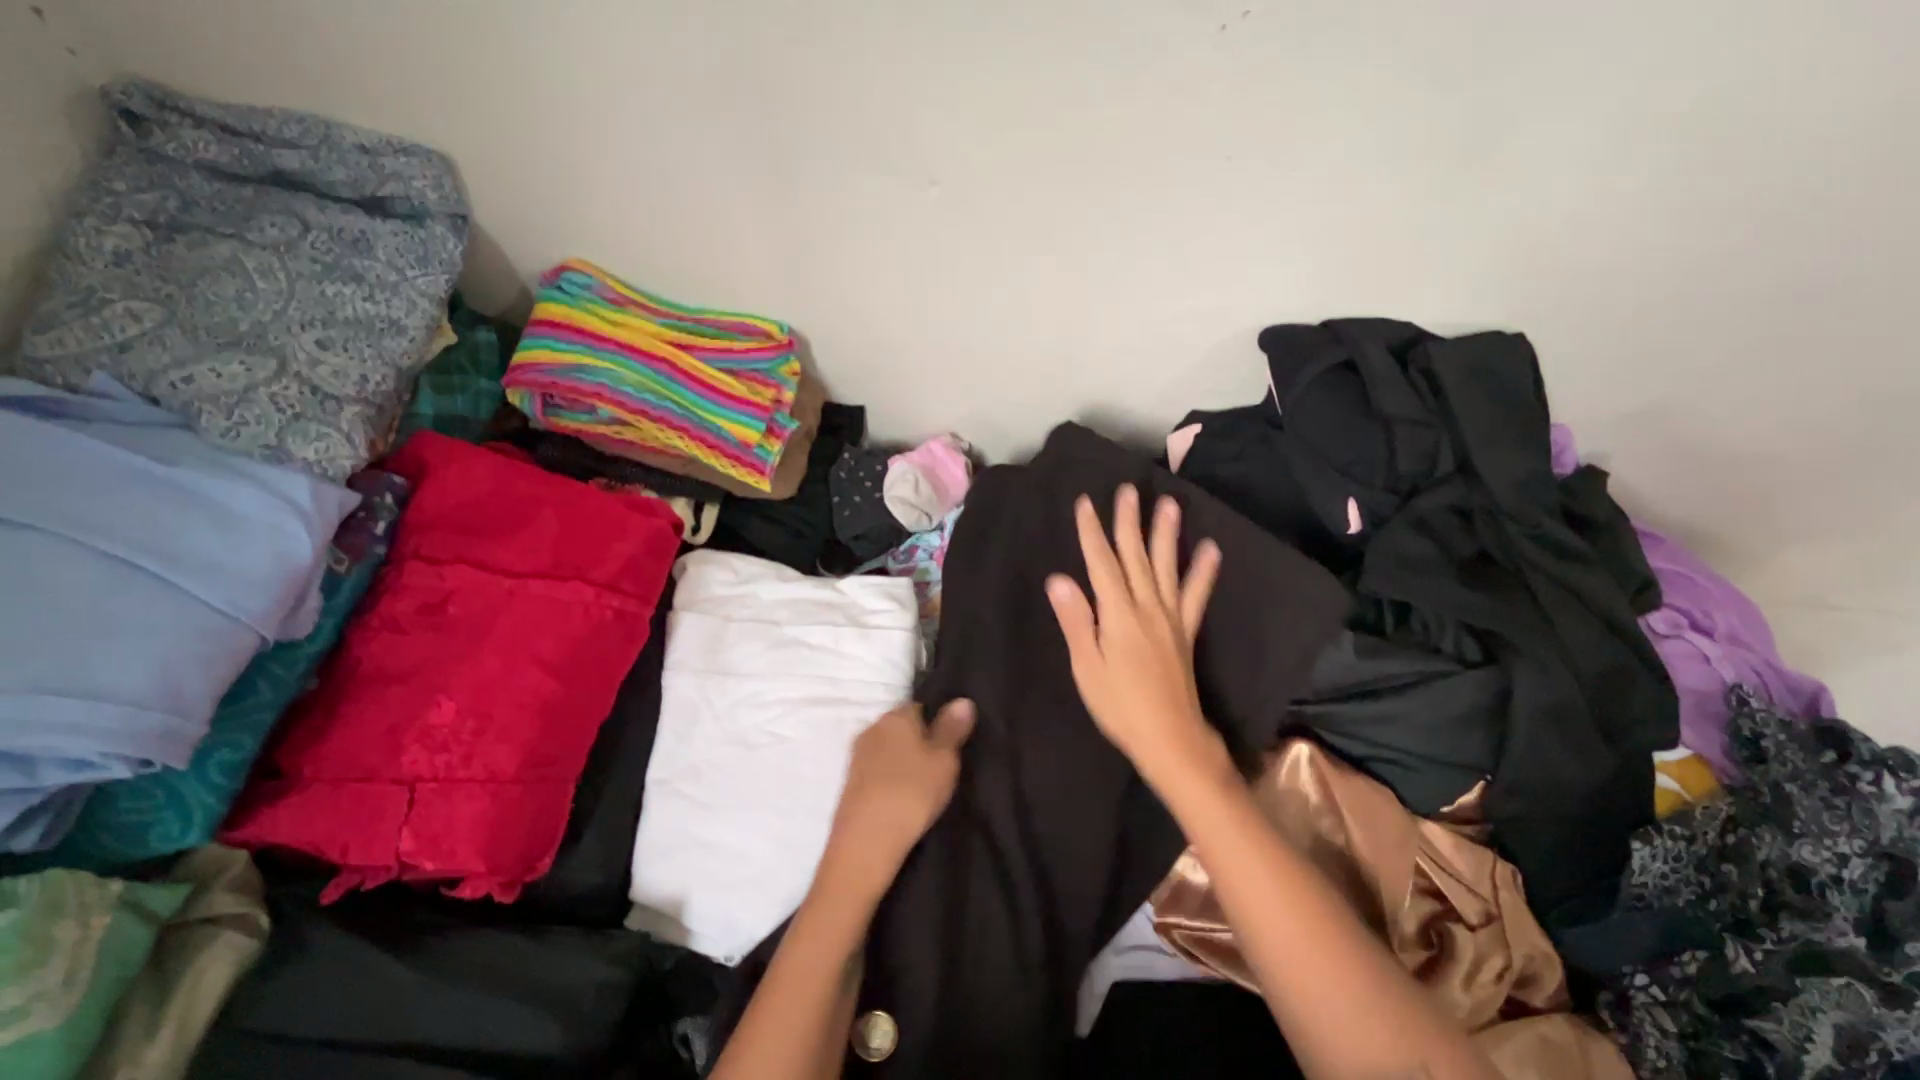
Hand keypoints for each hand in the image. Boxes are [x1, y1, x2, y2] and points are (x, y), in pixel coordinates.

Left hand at [819, 700, 975, 900]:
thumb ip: (952, 728)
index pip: (920, 707)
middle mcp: (871, 728)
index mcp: (895, 716)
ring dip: (903, 763)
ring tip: (924, 787)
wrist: (867, 840)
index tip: (951, 746)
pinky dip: (890, 780)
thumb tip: (962, 700)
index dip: (938, 724)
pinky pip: (877, 772)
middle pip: (902, 728)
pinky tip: (903, 799)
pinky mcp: (850, 783)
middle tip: (941, 768)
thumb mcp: (944, 759)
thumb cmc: (912, 792)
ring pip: (888, 751)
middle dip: (919, 743)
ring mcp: (857, 756)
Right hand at [1045, 485, 1224, 784]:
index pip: (1101, 563)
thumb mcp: (1086, 667)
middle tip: (1128, 490)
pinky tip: (1211, 549)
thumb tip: (1059, 578)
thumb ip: (1076, 621)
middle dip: (1129, 522)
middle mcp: (1146, 607)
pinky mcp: (1185, 632)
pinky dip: (1204, 571)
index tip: (1085, 502)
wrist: (1170, 737)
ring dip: (1166, 534)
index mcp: (1118, 615)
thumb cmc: (1119, 706)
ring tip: (1169, 504)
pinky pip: (1196, 595)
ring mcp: (1170, 618)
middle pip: (1135, 556)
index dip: (1092, 531)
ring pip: (1167, 567)